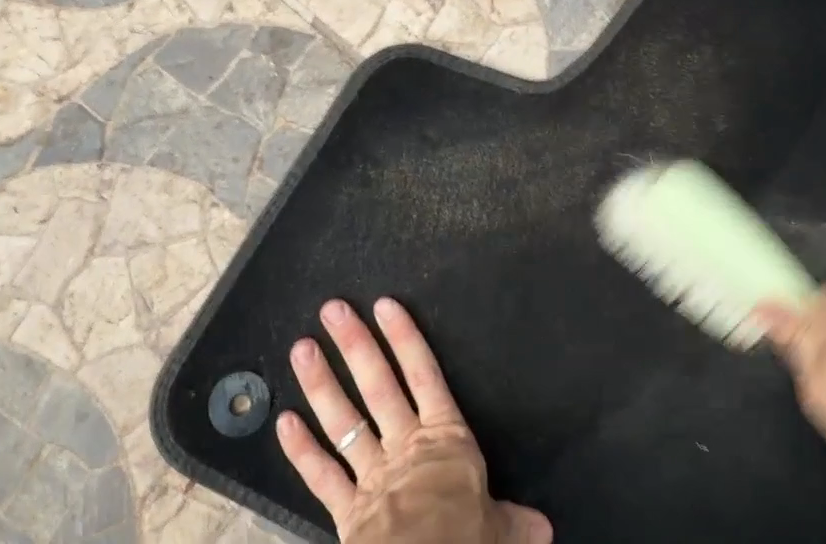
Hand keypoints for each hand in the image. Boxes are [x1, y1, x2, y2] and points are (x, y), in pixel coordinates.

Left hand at [277, 297, 552, 543]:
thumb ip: (515, 521)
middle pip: (378, 387)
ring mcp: (373, 476)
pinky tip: (283, 421)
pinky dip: (300, 450)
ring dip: (321, 383)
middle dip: (355, 346)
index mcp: (447, 440)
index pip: (426, 377)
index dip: (405, 339)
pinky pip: (321, 476)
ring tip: (301, 348)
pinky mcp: (347, 510)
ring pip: (344, 422)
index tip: (384, 305)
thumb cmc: (469, 539)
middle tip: (332, 310)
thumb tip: (542, 526)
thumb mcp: (504, 530)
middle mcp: (406, 447)